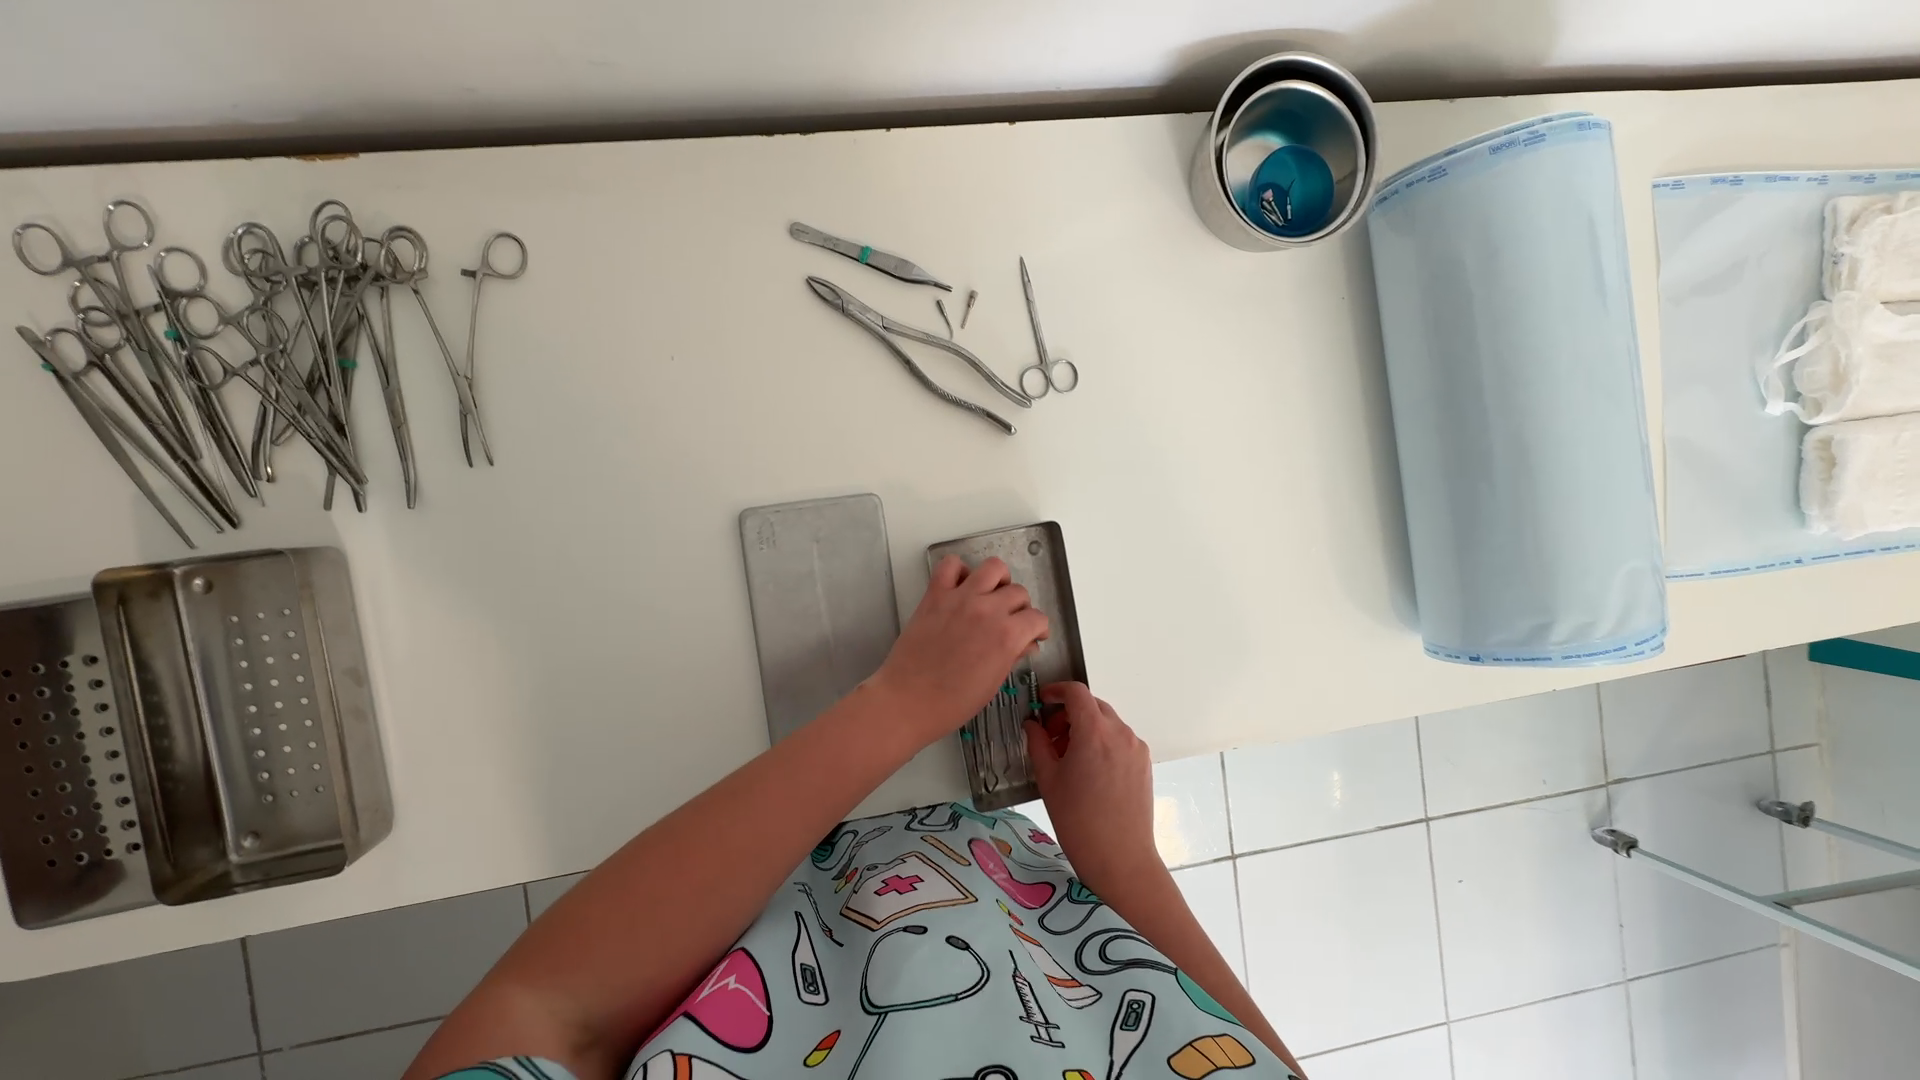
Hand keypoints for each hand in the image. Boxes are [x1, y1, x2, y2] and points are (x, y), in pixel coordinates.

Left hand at [870, 555, 1048, 742]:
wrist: (909, 700)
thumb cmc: (952, 702)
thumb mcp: (993, 683)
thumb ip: (1013, 656)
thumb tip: (1026, 644)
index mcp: (1007, 636)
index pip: (1037, 618)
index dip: (1038, 629)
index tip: (1033, 635)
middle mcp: (988, 610)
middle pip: (1018, 592)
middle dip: (1020, 608)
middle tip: (1010, 621)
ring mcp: (960, 598)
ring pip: (993, 567)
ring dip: (998, 580)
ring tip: (991, 596)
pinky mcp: (935, 595)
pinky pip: (950, 565)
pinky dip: (959, 570)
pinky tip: (961, 588)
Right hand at [1024, 682, 1161, 893]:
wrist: (1120, 858)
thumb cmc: (1078, 821)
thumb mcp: (1048, 779)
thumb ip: (1037, 743)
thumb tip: (1032, 725)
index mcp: (1094, 732)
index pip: (1076, 692)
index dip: (1056, 691)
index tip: (1042, 702)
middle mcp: (1120, 733)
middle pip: (1092, 705)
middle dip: (1069, 713)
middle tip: (1051, 736)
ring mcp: (1136, 747)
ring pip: (1107, 722)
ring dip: (1086, 727)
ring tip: (1069, 757)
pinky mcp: (1144, 763)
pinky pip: (1120, 739)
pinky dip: (1102, 742)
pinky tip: (1090, 770)